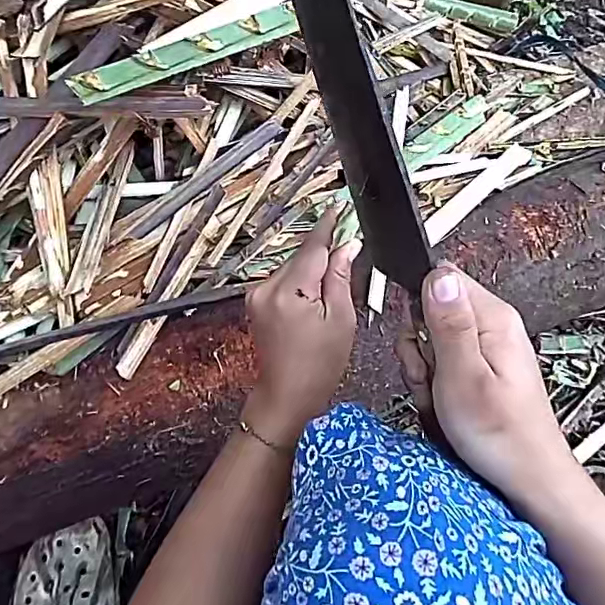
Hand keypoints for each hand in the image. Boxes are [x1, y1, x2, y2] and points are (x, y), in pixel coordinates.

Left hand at [243, 205, 360, 447]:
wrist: (287, 396)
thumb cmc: (317, 367)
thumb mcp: (341, 319)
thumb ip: (341, 276)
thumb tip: (348, 246)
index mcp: (289, 290)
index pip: (313, 246)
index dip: (330, 225)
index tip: (340, 208)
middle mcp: (267, 287)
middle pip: (303, 256)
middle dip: (325, 260)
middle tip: (348, 272)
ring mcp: (257, 294)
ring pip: (294, 268)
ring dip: (312, 275)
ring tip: (327, 306)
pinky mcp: (256, 301)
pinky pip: (284, 281)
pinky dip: (300, 285)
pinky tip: (312, 308)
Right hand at [397, 265, 586, 516]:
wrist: (528, 481)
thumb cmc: (502, 437)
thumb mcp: (464, 377)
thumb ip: (448, 324)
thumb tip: (437, 275)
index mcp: (493, 318)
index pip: (439, 278)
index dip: (418, 309)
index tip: (422, 343)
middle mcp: (493, 326)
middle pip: (431, 312)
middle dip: (419, 348)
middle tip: (433, 379)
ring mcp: (487, 348)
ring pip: (431, 341)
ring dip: (425, 372)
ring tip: (442, 399)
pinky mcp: (481, 368)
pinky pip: (442, 364)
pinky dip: (436, 387)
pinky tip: (447, 406)